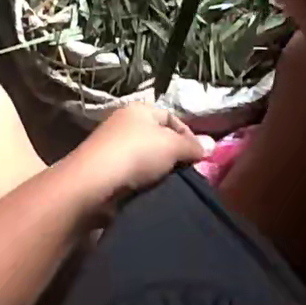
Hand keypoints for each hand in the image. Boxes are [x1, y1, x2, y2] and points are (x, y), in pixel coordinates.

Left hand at [65, 103, 204, 206]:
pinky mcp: (105, 171)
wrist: (94, 183)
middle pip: (159, 138)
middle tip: (190, 174)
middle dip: (175, 155)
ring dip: (160, 172)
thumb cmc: (136, 154)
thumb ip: (193, 146)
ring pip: (147, 159)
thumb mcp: (172, 145)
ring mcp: (112, 147)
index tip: (201, 156)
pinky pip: (133, 175)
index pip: (171, 117)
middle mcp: (124, 123)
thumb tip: (211, 145)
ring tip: (174, 187)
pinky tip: (154, 194)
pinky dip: (144, 184)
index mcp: (138, 109)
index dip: (188, 135)